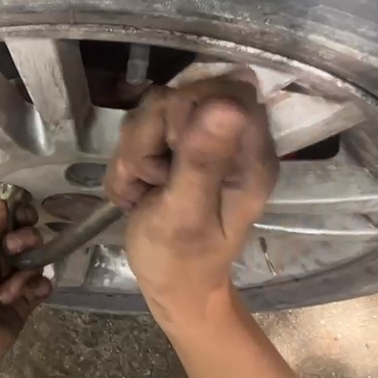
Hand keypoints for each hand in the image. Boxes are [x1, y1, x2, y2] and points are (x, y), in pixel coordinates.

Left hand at [0, 201, 52, 372]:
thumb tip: (1, 200)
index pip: (6, 220)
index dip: (19, 216)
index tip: (27, 216)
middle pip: (26, 238)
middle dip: (26, 243)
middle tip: (16, 253)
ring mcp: (11, 281)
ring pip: (35, 262)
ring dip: (25, 274)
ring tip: (9, 293)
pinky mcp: (25, 303)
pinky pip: (42, 286)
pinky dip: (40, 288)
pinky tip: (35, 294)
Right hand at [105, 78, 278, 324]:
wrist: (171, 286)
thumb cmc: (182, 260)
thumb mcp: (186, 214)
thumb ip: (203, 159)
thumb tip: (227, 103)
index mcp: (249, 154)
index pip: (220, 91)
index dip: (185, 114)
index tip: (173, 154)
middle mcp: (229, 140)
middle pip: (178, 97)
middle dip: (149, 139)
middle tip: (153, 181)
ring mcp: (200, 143)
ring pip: (150, 113)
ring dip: (134, 156)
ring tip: (144, 192)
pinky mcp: (174, 150)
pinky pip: (137, 133)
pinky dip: (127, 166)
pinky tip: (137, 192)